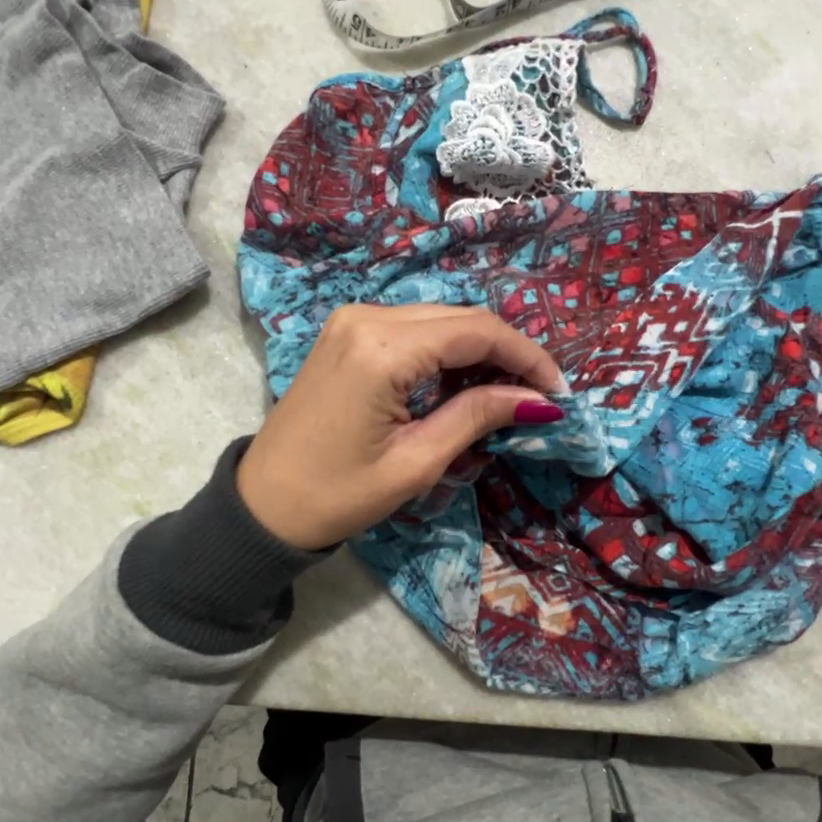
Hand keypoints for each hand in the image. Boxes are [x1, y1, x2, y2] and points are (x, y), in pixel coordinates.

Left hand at [237, 304, 567, 549]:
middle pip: (460, 318)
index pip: (476, 331)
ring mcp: (351, 320)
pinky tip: (464, 383)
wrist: (262, 505)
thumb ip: (476, 416)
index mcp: (382, 348)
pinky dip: (446, 351)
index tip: (559, 392)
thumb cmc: (337, 495)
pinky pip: (412, 328)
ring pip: (439, 319)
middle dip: (506, 351)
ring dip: (478, 350)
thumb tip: (539, 401)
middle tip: (538, 397)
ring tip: (508, 394)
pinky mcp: (346, 333)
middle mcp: (366, 316)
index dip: (526, 356)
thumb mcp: (415, 462)